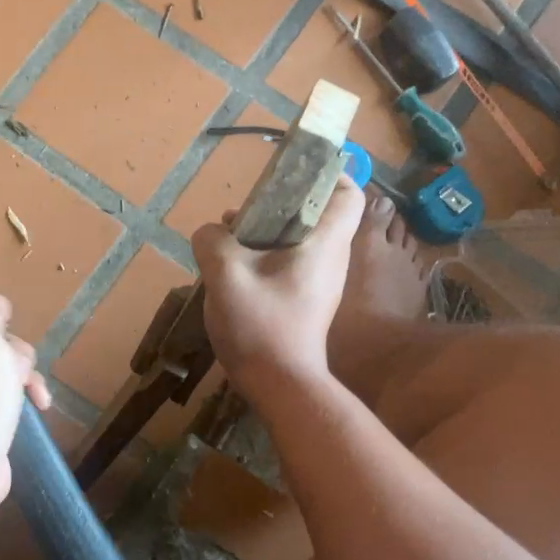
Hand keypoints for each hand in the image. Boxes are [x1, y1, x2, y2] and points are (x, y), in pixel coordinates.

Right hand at [192, 175, 366, 396]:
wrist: (280, 384)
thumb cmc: (261, 325)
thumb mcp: (225, 275)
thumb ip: (213, 241)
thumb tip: (211, 232)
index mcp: (325, 242)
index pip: (348, 192)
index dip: (327, 174)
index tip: (292, 175)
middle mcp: (332, 259)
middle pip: (316, 215)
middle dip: (280, 206)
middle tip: (243, 214)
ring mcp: (321, 285)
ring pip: (299, 243)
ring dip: (267, 236)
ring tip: (229, 245)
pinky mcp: (307, 305)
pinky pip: (290, 268)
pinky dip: (266, 262)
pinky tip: (235, 276)